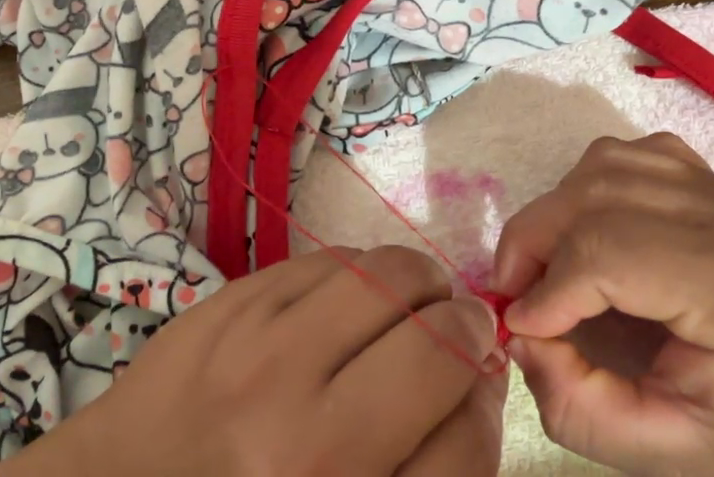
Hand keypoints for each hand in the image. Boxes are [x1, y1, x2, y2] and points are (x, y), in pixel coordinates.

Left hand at [1, 246, 507, 475]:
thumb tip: (477, 380)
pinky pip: (328, 259)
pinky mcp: (228, 301)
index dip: (485, 412)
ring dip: (420, 283)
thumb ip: (424, 464)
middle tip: (457, 330)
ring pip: (386, 274)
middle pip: (436, 341)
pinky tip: (352, 296)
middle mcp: (295, 427)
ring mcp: (256, 348)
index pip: (463, 443)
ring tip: (412, 301)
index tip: (476, 391)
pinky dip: (360, 271)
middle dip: (466, 327)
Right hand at [494, 133, 713, 476]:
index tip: (518, 330)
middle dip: (536, 239)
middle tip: (516, 295)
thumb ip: (575, 404)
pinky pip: (642, 157)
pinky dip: (598, 186)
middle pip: (600, 191)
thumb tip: (518, 333)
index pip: (609, 249)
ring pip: (612, 161)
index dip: (546, 288)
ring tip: (548, 266)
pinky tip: (596, 234)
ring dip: (562, 208)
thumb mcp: (669, 458)